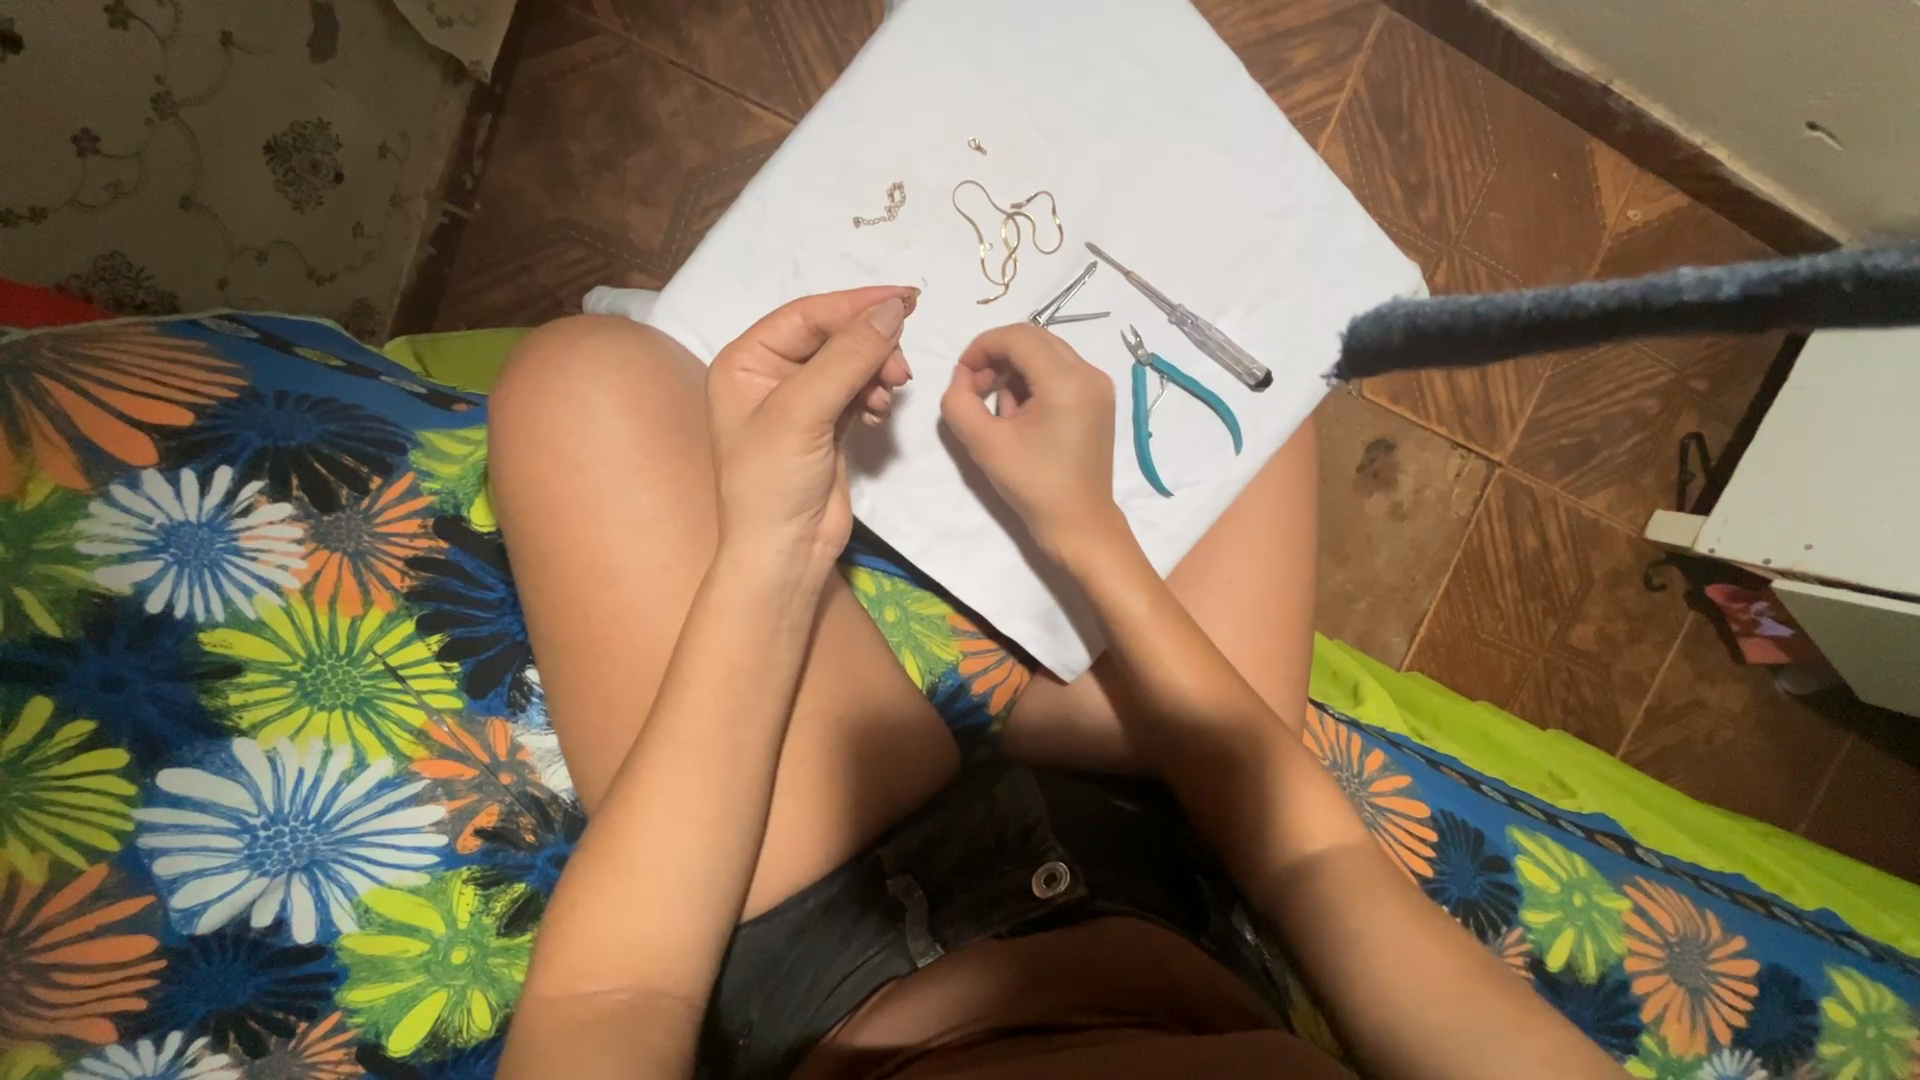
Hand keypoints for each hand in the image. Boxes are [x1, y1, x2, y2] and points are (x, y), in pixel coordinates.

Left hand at [707, 286, 916, 575]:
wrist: (785, 554)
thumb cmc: (774, 481)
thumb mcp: (803, 412)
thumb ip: (848, 356)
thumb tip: (892, 309)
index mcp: (746, 361)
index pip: (807, 316)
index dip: (856, 305)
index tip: (905, 300)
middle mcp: (769, 376)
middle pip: (832, 337)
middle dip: (870, 345)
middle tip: (903, 365)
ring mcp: (800, 403)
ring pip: (849, 364)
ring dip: (876, 371)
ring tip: (892, 393)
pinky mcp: (826, 427)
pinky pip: (857, 392)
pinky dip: (874, 394)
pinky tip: (880, 412)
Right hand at [939, 324, 1122, 560]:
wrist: (1078, 522)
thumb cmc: (1032, 486)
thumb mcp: (982, 443)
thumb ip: (958, 401)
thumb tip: (964, 376)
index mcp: (1067, 382)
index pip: (1017, 337)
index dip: (981, 348)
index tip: (962, 378)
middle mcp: (1090, 373)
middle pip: (1033, 338)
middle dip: (997, 356)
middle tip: (976, 390)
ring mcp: (1099, 385)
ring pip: (1046, 352)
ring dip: (1014, 369)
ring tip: (1000, 410)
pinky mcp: (1099, 399)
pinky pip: (1060, 370)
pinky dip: (1034, 381)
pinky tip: (1023, 414)